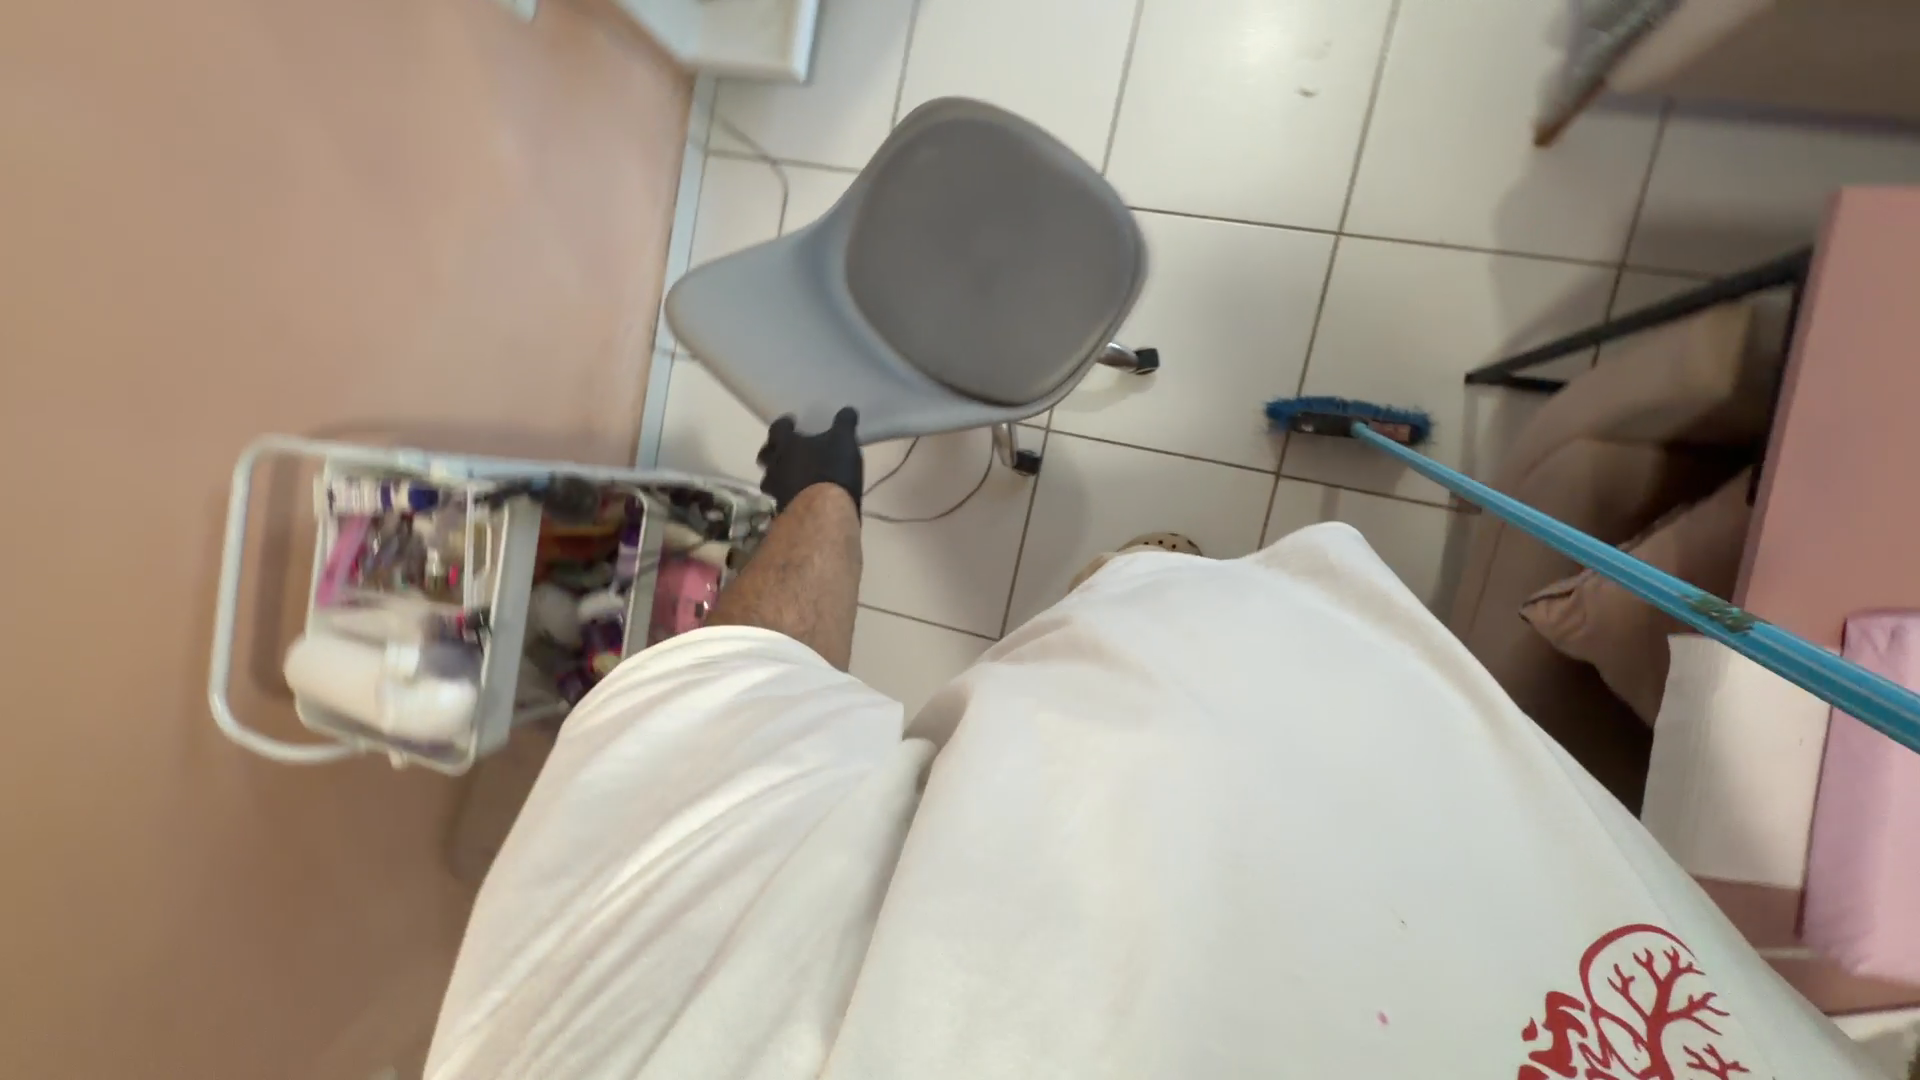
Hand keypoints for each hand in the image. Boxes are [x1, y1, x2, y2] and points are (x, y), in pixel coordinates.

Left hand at [756, 407, 863, 512]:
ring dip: (778, 476)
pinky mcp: (783, 510)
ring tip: (791, 476)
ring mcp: (776, 490)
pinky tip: (799, 497)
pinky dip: (788, 495)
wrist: (823, 512)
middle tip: (785, 450)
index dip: (783, 424)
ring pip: (770, 479)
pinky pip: (781, 498)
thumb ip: (844, 424)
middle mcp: (775, 465)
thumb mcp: (844, 441)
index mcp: (786, 444)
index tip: (790, 422)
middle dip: (773, 451)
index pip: (777, 428)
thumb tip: (848, 410)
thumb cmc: (831, 469)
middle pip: (765, 455)